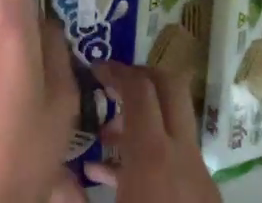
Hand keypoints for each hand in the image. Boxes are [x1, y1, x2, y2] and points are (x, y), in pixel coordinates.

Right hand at [88, 62, 220, 202]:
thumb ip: (79, 188)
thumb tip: (55, 170)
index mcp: (152, 155)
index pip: (140, 89)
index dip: (116, 71)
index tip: (94, 70)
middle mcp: (181, 154)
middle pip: (170, 87)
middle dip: (140, 76)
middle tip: (112, 84)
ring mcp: (198, 171)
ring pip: (174, 122)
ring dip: (143, 117)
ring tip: (108, 133)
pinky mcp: (206, 190)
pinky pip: (176, 156)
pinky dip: (152, 150)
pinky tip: (120, 170)